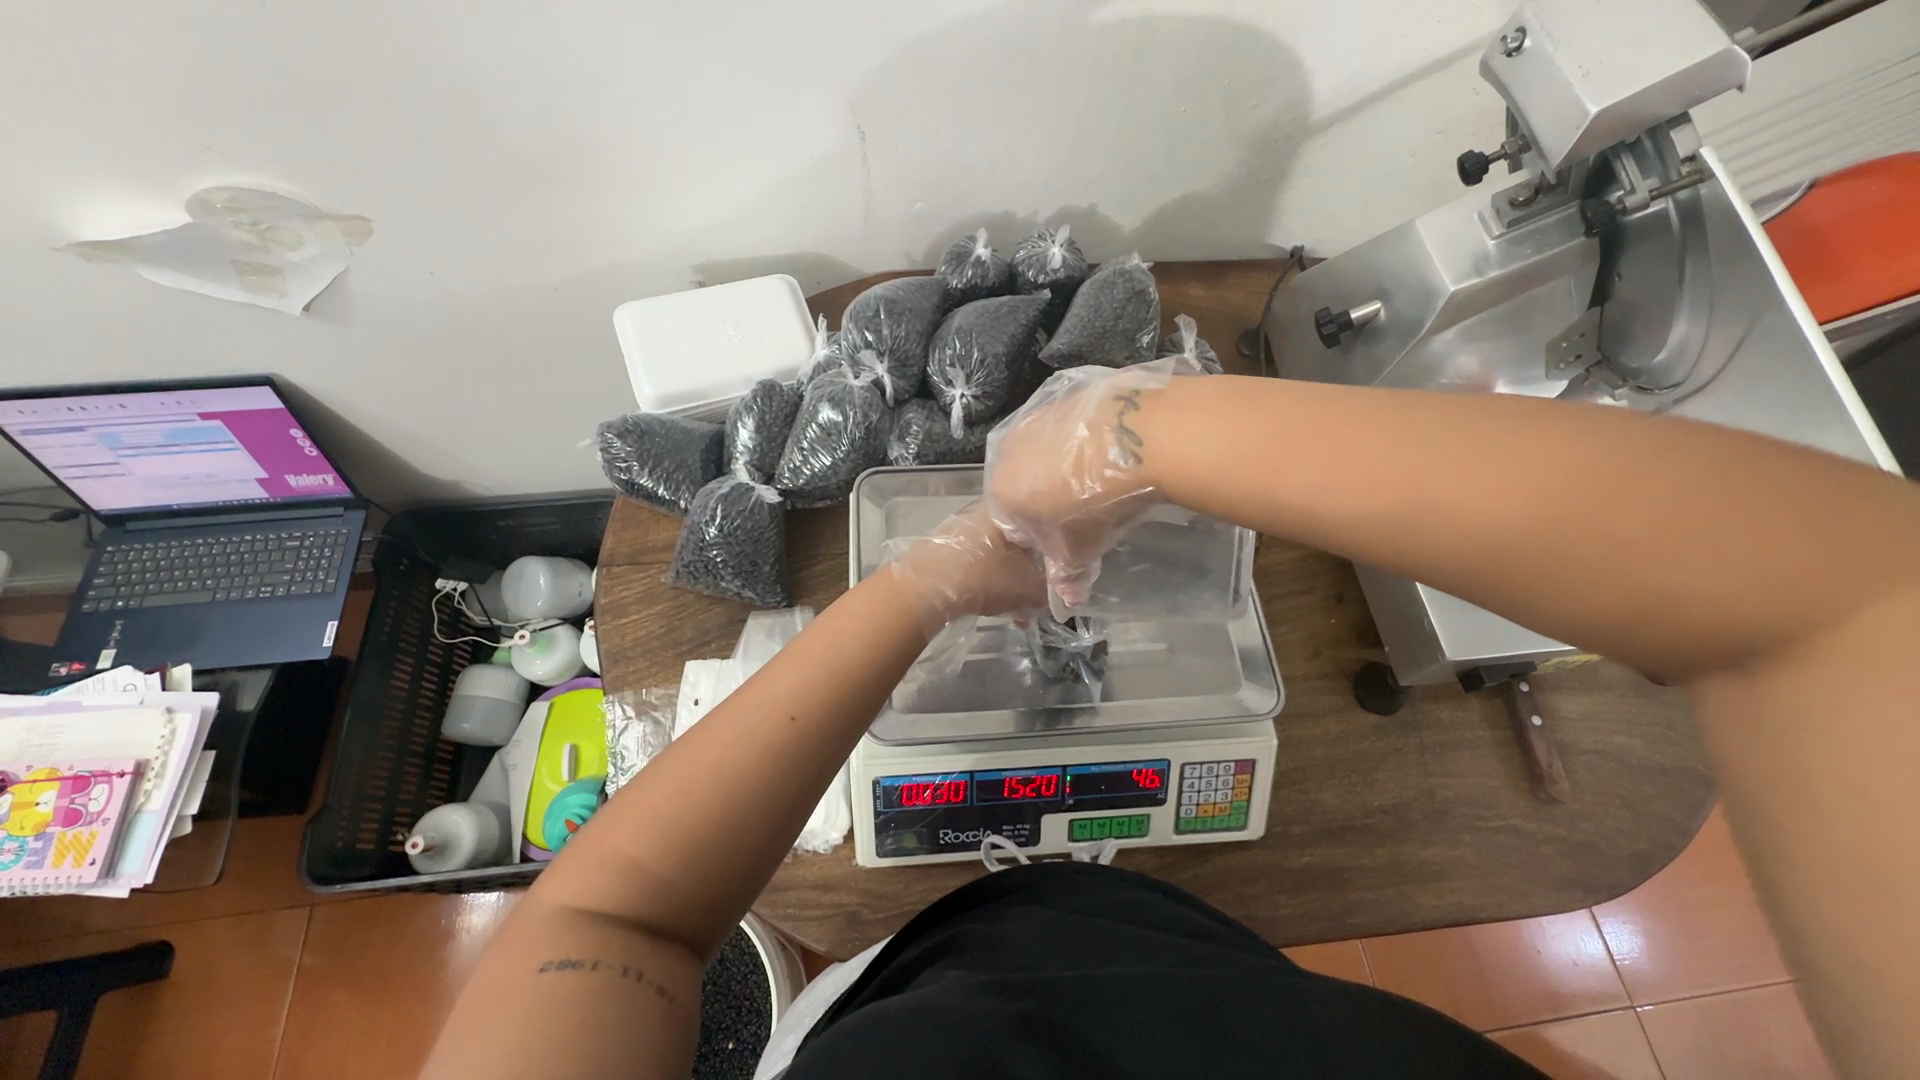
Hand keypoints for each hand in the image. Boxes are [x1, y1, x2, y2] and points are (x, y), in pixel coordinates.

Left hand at [882, 502, 1046, 629]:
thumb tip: (1066, 595)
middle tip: (1038, 602)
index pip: (1046, 526)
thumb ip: (1053, 591)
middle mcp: (987, 512)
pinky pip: (983, 563)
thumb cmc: (983, 579)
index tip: (1061, 578)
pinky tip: (996, 607)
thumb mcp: (1028, 589)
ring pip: (1003, 556)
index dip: (1058, 555)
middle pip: (1024, 545)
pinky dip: (994, 582)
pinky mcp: (949, 548)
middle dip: (1034, 576)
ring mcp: (966, 529)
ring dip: (1014, 583)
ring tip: (1017, 612)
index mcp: (1010, 510)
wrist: (923, 588)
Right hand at [983, 360, 1181, 604]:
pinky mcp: (1067, 394)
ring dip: (1069, 468)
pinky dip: (1087, 440)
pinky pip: (1072, 426)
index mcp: (1003, 492)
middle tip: (1091, 513)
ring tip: (1106, 480)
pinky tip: (1114, 452)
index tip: (1071, 542)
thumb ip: (1067, 576)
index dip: (1043, 538)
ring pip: (1049, 452)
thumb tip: (1067, 602)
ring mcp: (1038, 416)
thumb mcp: (1081, 551)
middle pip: (1028, 484)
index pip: (1014, 523)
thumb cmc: (1096, 504)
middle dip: (1053, 501)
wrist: (1137, 438)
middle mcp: (1010, 450)